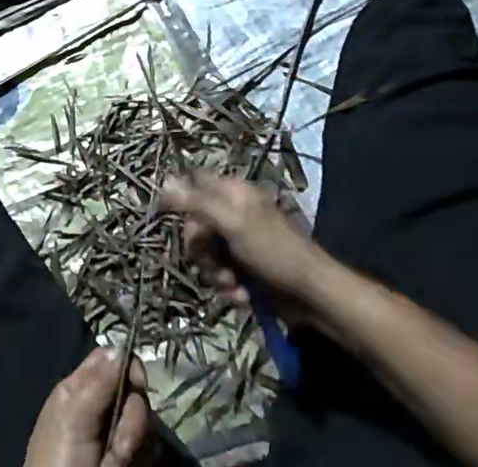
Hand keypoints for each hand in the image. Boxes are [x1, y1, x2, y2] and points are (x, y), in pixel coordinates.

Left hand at [22, 347, 151, 466]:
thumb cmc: (60, 465)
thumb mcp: (73, 419)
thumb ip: (97, 383)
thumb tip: (121, 346)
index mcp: (79, 390)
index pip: (111, 359)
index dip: (128, 366)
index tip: (136, 384)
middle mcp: (100, 409)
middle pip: (134, 392)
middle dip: (133, 420)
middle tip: (119, 447)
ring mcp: (114, 437)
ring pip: (145, 423)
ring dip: (135, 446)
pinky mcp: (128, 462)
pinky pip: (149, 450)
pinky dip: (141, 462)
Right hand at [161, 173, 327, 306]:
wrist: (312, 296)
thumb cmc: (274, 251)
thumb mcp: (233, 223)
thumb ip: (197, 202)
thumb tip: (165, 181)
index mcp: (234, 193)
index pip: (196, 184)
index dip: (183, 201)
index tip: (180, 222)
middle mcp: (234, 214)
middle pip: (196, 224)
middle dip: (201, 249)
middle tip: (212, 260)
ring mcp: (239, 243)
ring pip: (206, 254)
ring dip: (214, 273)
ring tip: (232, 283)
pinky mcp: (244, 269)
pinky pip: (220, 274)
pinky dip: (228, 287)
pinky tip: (242, 295)